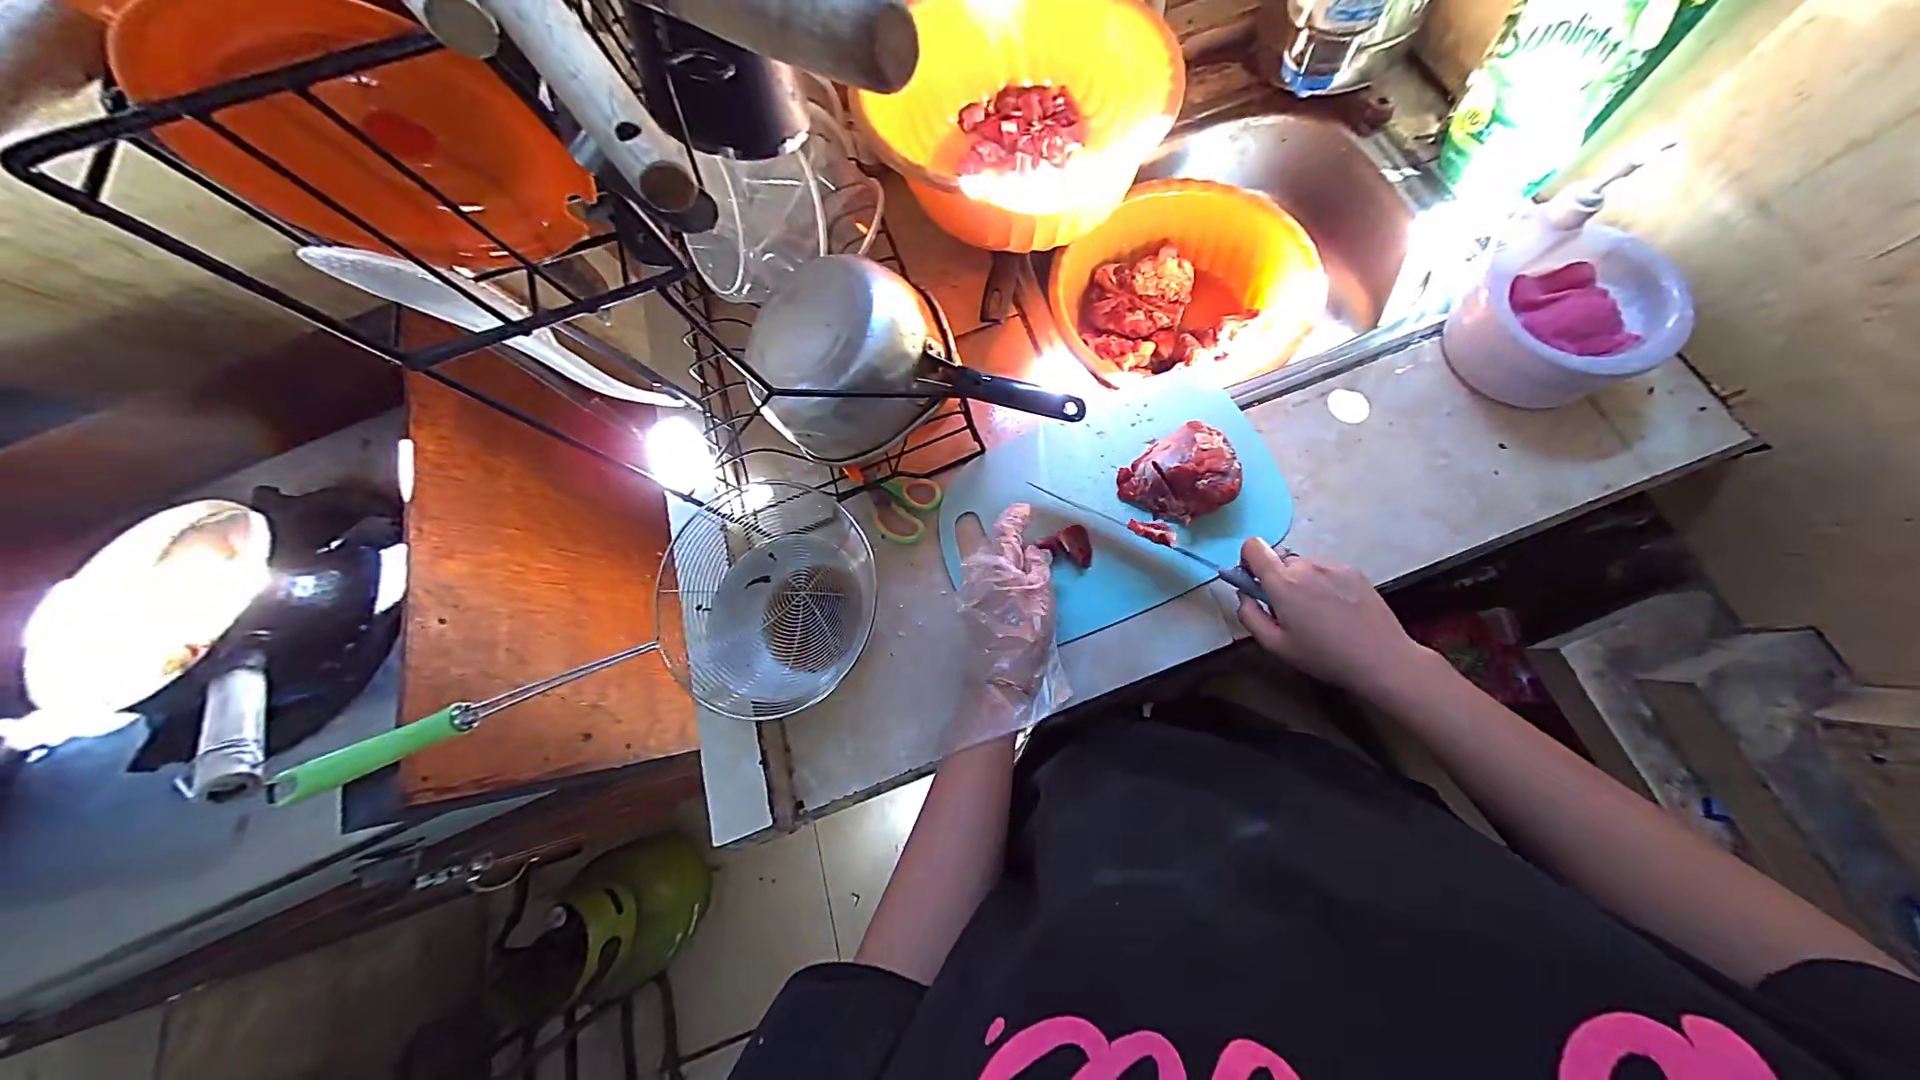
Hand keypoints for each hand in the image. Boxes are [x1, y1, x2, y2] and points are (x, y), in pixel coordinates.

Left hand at [955, 503, 1059, 738]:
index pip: (1003, 529)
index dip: (1015, 516)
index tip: (1025, 510)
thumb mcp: (1042, 597)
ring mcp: (968, 589)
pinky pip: (979, 575)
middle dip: (990, 528)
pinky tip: (1005, 575)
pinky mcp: (969, 606)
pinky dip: (992, 568)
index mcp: (995, 564)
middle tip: (1013, 527)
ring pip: (976, 558)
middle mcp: (975, 572)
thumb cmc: (1025, 634)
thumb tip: (1033, 551)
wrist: (1001, 676)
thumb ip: (1037, 568)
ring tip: (1014, 552)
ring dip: (993, 549)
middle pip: (976, 538)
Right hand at [1235, 538, 1434, 699]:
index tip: (1254, 582)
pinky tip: (1337, 609)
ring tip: (1317, 611)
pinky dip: (1323, 583)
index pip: (1253, 546)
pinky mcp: (1354, 571)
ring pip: (1303, 565)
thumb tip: (1244, 595)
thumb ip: (1249, 616)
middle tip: (1289, 608)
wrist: (1382, 658)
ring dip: (1301, 581)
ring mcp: (1333, 566)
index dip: (1247, 560)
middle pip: (1279, 559)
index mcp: (1283, 582)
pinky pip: (1326, 570)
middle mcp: (1307, 566)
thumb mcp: (1275, 645)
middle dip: (1277, 578)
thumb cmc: (1323, 655)